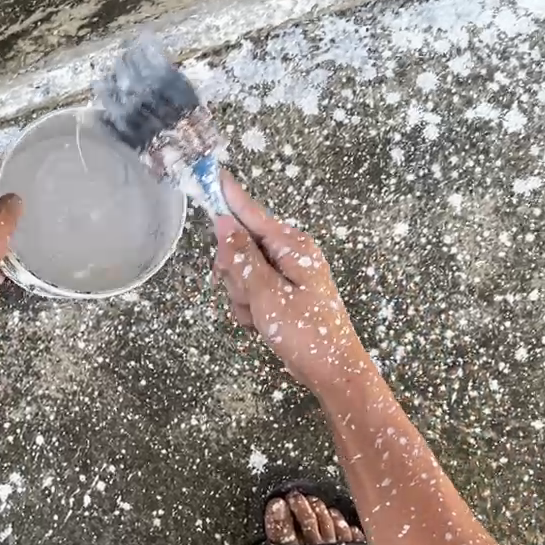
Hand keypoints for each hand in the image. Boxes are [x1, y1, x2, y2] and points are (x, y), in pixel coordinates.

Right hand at [213, 174, 364, 393]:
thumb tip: (223, 223)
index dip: (229, 196)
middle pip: (239, 246)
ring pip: (239, 271)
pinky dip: (248, 307)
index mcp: (291, 246)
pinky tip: (260, 323)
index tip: (212, 173)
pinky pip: (248, 290)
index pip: (251, 213)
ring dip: (240, 294)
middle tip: (246, 295)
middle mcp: (288, 253)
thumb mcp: (267, 294)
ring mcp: (284, 273)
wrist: (332, 371)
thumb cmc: (306, 333)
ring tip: (258, 315)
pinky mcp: (279, 292)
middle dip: (233, 272)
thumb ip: (242, 258)